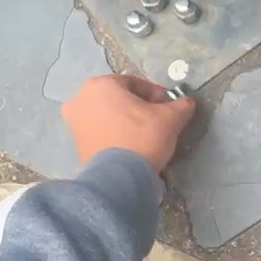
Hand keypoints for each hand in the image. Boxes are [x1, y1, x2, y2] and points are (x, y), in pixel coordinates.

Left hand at [61, 75, 195, 172]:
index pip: (136, 83)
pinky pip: (100, 130)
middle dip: (139, 107)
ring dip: (126, 120)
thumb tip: (187, 102)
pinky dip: (114, 133)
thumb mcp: (170, 119)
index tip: (169, 109)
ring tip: (144, 134)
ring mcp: (73, 120)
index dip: (157, 95)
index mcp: (102, 84)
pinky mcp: (75, 141)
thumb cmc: (142, 137)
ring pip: (108, 114)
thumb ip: (181, 105)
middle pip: (119, 98)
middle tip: (158, 121)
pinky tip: (130, 145)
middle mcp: (81, 97)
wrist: (118, 177)